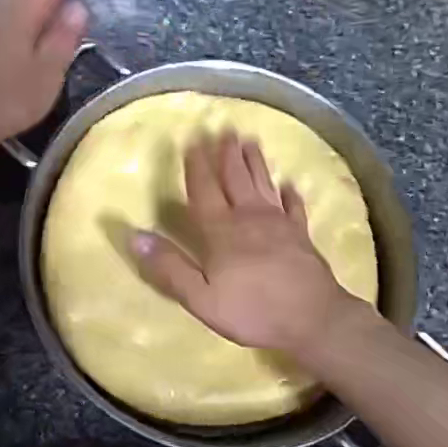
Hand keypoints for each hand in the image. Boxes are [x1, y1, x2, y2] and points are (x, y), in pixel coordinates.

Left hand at [0, 0, 88, 153]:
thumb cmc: (7, 100)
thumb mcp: (47, 75)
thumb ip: (63, 39)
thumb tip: (79, 7)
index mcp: (21, 11)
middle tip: (60, 8)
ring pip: (2, 4)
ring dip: (20, 8)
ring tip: (35, 22)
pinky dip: (1, 24)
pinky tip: (4, 38)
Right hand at [130, 131, 360, 355]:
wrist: (312, 319)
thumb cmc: (252, 311)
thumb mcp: (200, 297)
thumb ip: (169, 267)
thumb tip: (135, 236)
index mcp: (221, 232)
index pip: (204, 190)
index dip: (196, 166)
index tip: (192, 140)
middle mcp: (249, 218)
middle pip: (235, 179)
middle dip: (227, 153)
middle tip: (223, 127)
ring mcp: (279, 224)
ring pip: (264, 185)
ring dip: (255, 163)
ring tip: (250, 141)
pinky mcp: (302, 236)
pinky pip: (294, 208)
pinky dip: (291, 193)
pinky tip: (290, 184)